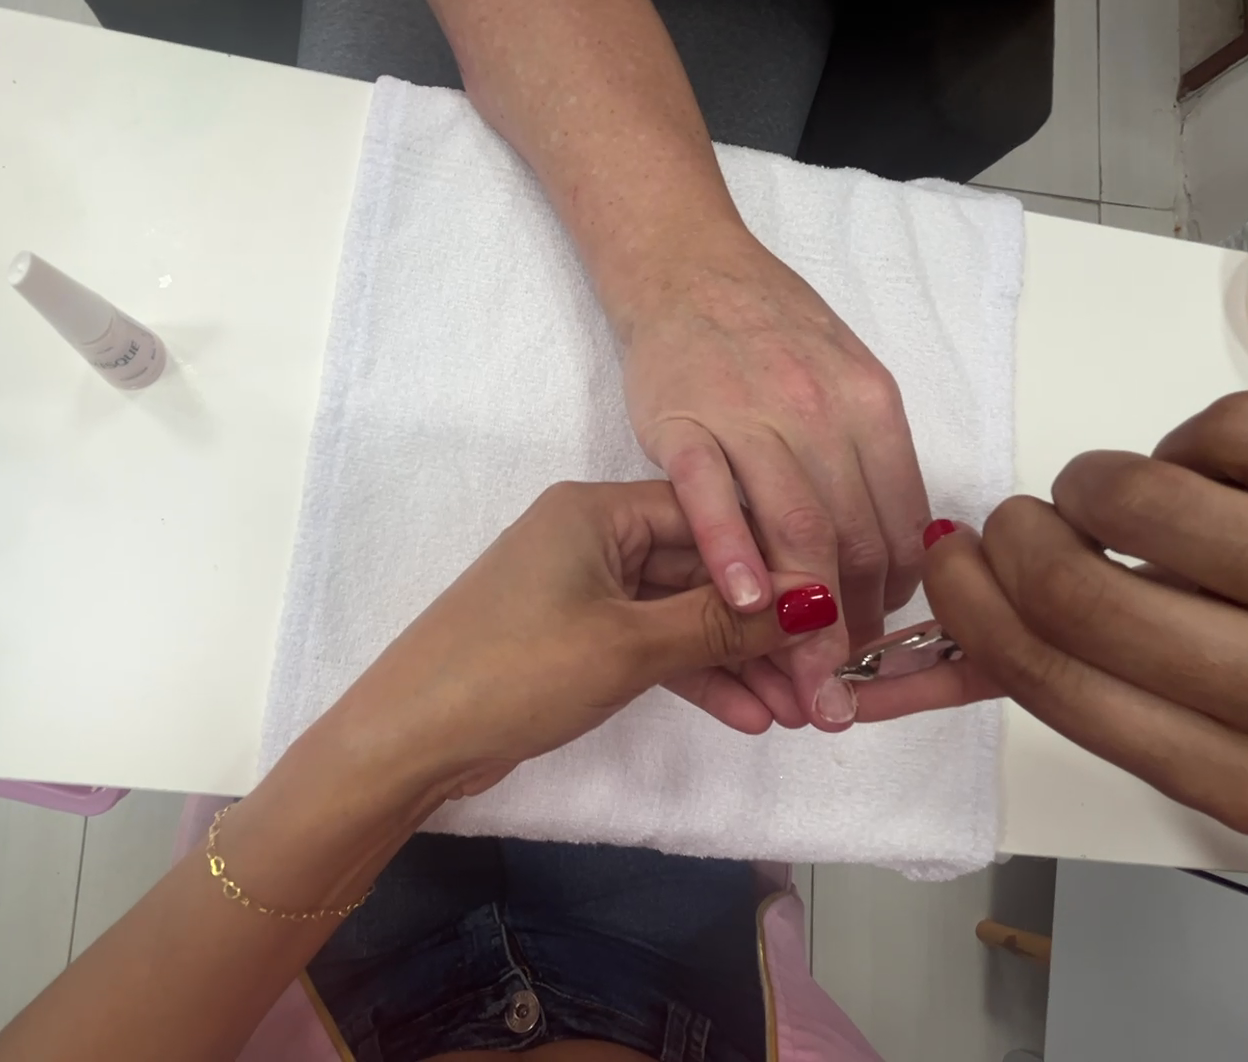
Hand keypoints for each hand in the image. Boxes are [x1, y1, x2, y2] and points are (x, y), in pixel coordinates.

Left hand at [328, 481, 836, 799]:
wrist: (413, 737)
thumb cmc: (518, 669)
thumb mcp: (628, 645)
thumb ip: (722, 623)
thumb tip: (813, 602)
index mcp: (596, 510)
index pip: (709, 517)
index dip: (775, 564)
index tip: (834, 612)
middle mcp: (591, 537)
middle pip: (699, 571)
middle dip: (759, 629)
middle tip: (822, 679)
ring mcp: (581, 589)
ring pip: (677, 615)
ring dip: (733, 662)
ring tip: (795, 711)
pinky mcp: (574, 635)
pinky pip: (648, 645)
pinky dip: (690, 676)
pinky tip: (746, 716)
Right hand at [618, 228, 930, 732]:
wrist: (687, 270)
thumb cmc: (766, 328)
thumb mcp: (841, 373)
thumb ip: (868, 453)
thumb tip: (893, 541)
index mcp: (869, 404)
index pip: (896, 522)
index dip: (889, 597)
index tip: (870, 640)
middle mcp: (822, 411)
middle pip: (851, 537)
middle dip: (849, 627)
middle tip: (838, 688)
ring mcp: (750, 415)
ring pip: (793, 526)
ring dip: (800, 614)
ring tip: (798, 677)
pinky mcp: (682, 422)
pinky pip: (710, 495)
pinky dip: (728, 551)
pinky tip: (735, 603)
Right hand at [919, 392, 1247, 836]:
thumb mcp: (1186, 714)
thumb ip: (1060, 678)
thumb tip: (912, 650)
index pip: (1048, 681)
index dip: (968, 606)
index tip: (950, 560)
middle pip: (1078, 595)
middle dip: (1012, 536)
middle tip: (1016, 522)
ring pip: (1146, 501)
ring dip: (1091, 483)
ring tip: (1114, 495)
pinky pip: (1229, 430)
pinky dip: (1187, 442)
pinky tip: (1225, 477)